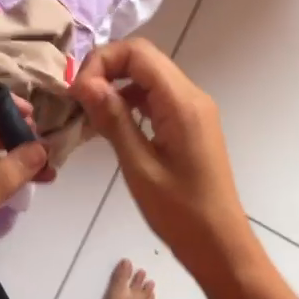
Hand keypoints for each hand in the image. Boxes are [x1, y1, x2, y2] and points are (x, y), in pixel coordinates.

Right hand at [72, 39, 254, 278]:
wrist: (220, 246)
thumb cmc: (180, 212)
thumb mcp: (139, 166)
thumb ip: (113, 119)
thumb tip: (85, 84)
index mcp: (182, 102)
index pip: (138, 53)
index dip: (102, 61)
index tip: (78, 92)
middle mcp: (191, 96)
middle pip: (143, 59)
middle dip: (106, 70)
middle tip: (79, 100)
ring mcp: (193, 109)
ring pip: (148, 77)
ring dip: (116, 85)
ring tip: (89, 113)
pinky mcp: (189, 124)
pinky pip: (156, 97)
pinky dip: (130, 101)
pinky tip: (110, 124)